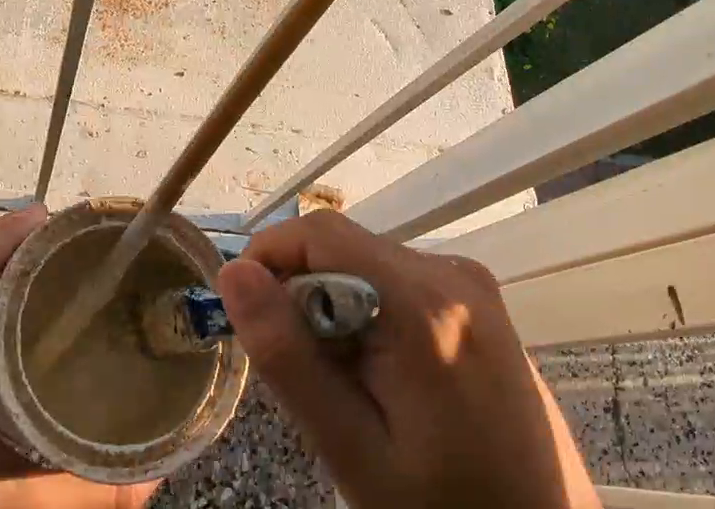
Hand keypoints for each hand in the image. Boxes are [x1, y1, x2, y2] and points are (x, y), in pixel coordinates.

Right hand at [218, 211, 599, 508]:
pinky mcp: (480, 299)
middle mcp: (452, 274)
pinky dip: (369, 312)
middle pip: (342, 248)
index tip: (249, 317)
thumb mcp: (352, 449)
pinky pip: (397, 280)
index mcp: (422, 306)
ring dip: (334, 306)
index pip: (320, 233)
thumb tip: (234, 272)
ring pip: (365, 263)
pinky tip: (384, 375)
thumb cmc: (443, 508)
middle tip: (304, 374)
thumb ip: (290, 358)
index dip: (267, 257)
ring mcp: (472, 284)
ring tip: (347, 384)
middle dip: (303, 295)